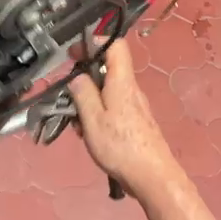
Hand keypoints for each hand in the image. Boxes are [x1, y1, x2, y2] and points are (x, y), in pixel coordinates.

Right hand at [68, 40, 183, 200]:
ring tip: (77, 125)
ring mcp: (135, 107)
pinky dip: (98, 117)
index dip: (95, 42)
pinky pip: (113, 110)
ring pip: (107, 93)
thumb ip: (83, 94)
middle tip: (68, 98)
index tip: (74, 54)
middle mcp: (131, 90)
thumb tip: (78, 76)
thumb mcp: (93, 119)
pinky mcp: (135, 123)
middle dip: (85, 81)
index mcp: (122, 82)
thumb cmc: (121, 146)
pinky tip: (90, 136)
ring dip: (89, 103)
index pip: (115, 46)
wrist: (152, 176)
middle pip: (107, 71)